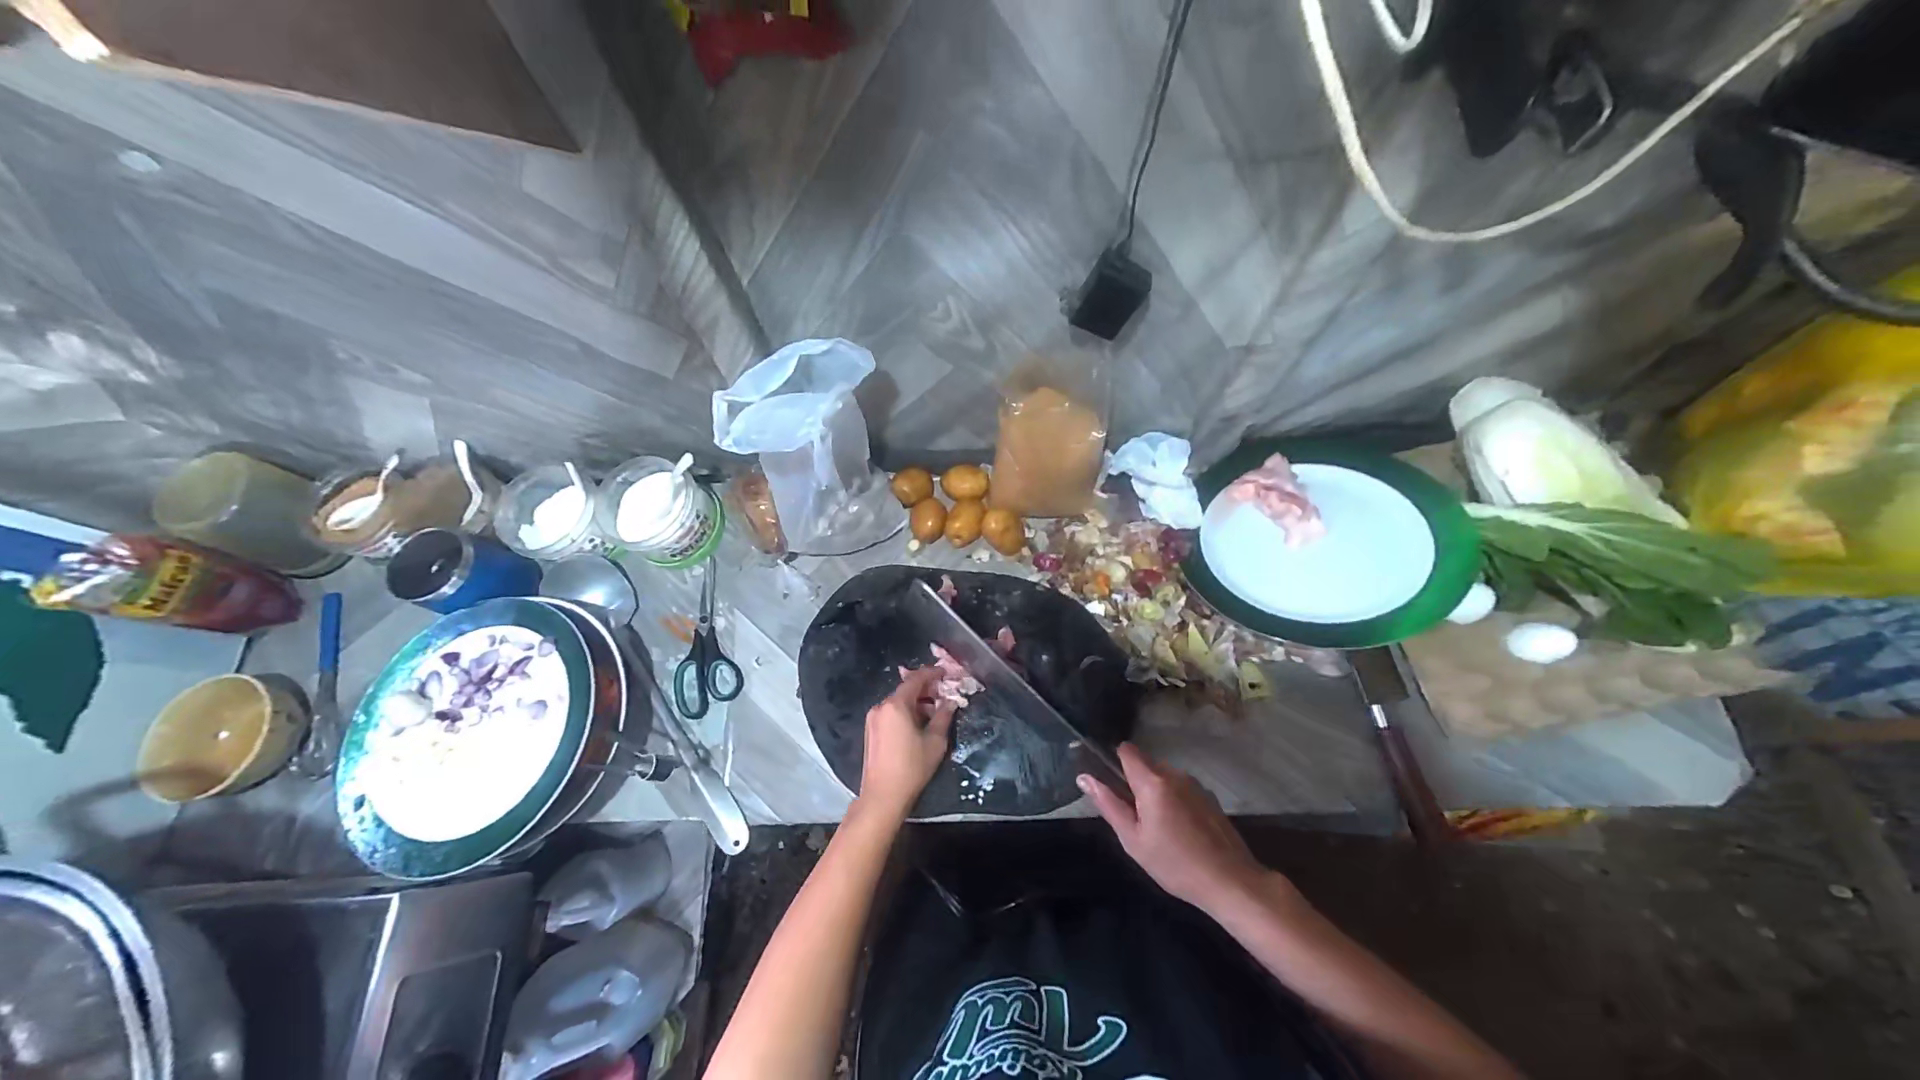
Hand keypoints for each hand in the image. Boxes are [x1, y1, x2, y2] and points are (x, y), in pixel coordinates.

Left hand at [856, 667, 956, 820]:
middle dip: (925, 690)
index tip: (945, 673)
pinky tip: (918, 724)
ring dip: (916, 703)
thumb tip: (950, 702)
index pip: (915, 680)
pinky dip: (905, 713)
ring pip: (898, 702)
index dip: (932, 674)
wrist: (882, 796)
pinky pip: (890, 713)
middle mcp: (881, 707)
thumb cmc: (912, 768)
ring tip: (934, 713)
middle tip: (944, 695)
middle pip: (905, 690)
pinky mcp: (870, 731)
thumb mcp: (935, 741)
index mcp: (896, 705)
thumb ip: (943, 716)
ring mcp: (873, 719)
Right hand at [1080, 743, 1270, 913]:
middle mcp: (1175, 774)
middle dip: (1135, 783)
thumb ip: (1108, 805)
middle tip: (1135, 818)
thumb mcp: (1133, 840)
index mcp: (1153, 782)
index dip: (1115, 762)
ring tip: (1159, 829)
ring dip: (1155, 793)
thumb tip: (1085, 778)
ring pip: (1164, 777)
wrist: (1230, 882)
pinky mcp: (1209, 798)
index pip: (1127, 750)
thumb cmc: (1175, 864)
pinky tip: (1180, 832)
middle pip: (1145, 764)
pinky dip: (1174, 801)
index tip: (1112, 785)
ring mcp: (1195, 785)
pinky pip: (1181, 789)